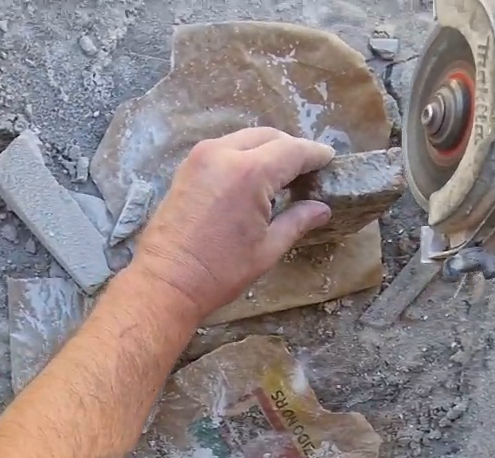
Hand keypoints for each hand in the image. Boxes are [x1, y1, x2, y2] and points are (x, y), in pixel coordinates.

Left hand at [128, 128, 336, 319]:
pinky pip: (223, 149)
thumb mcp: (266, 250)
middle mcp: (224, 154)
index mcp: (250, 173)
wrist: (165, 283)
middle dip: (290, 150)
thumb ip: (296, 221)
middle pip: (269, 136)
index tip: (328, 160)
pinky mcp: (187, 167)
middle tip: (304, 171)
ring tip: (278, 176)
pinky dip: (242, 156)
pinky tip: (250, 179)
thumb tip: (321, 209)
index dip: (315, 154)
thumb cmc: (218, 273)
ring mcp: (201, 157)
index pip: (293, 150)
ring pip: (244, 139)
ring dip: (265, 150)